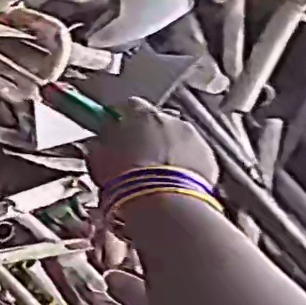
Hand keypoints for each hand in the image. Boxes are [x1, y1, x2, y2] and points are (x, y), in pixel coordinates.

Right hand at [88, 98, 218, 186]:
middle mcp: (172, 121)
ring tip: (148, 168)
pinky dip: (180, 161)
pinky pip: (191, 154)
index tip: (111, 127)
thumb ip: (99, 142)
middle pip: (156, 120)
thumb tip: (97, 142)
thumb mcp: (96, 156)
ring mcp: (194, 138)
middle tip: (129, 151)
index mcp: (141, 115)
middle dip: (145, 132)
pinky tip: (165, 177)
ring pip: (176, 137)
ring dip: (164, 147)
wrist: (161, 198)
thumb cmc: (126, 174)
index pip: (127, 106)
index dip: (117, 117)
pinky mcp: (208, 158)